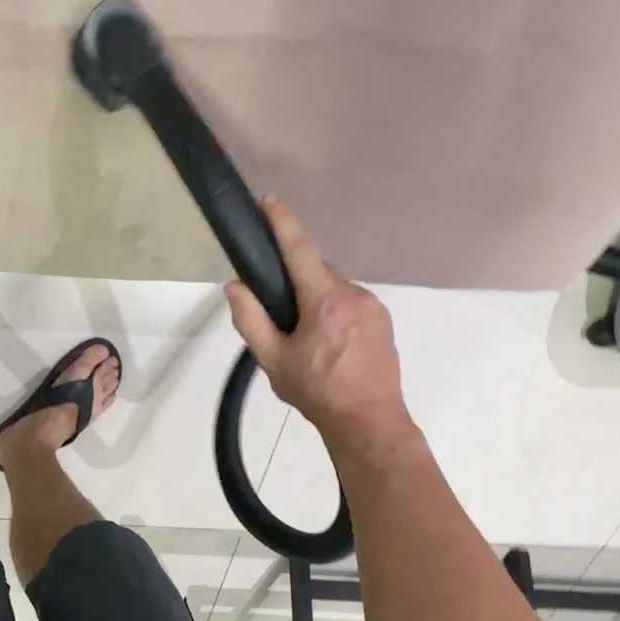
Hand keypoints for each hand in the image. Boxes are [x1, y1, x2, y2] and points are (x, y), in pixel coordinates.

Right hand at [224, 197, 413, 453]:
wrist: (367, 419)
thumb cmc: (316, 392)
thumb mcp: (272, 360)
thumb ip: (251, 321)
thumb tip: (236, 287)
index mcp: (324, 300)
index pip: (300, 250)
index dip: (283, 223)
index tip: (270, 200)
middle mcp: (354, 293)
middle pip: (317, 273)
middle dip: (296, 285)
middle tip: (279, 321)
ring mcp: (373, 306)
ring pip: (334, 291)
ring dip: (315, 304)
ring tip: (304, 344)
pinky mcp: (383, 321)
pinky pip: (350, 305)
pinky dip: (333, 316)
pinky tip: (326, 348)